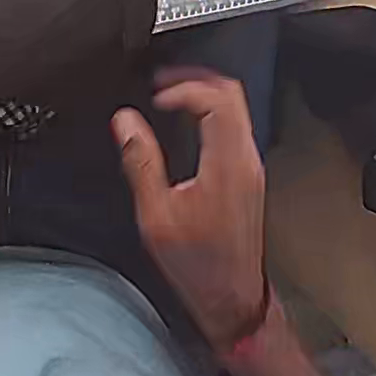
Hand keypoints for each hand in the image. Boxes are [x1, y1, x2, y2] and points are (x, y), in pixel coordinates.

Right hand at [111, 69, 267, 350]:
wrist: (233, 298)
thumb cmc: (197, 265)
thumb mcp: (156, 215)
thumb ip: (140, 161)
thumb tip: (125, 122)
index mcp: (226, 165)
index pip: (216, 101)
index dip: (183, 87)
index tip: (156, 96)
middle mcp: (246, 160)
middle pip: (232, 93)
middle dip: (195, 77)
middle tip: (162, 81)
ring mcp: (251, 166)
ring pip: (236, 105)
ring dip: (203, 91)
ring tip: (169, 93)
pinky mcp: (248, 173)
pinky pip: (235, 123)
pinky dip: (210, 108)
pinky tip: (186, 117)